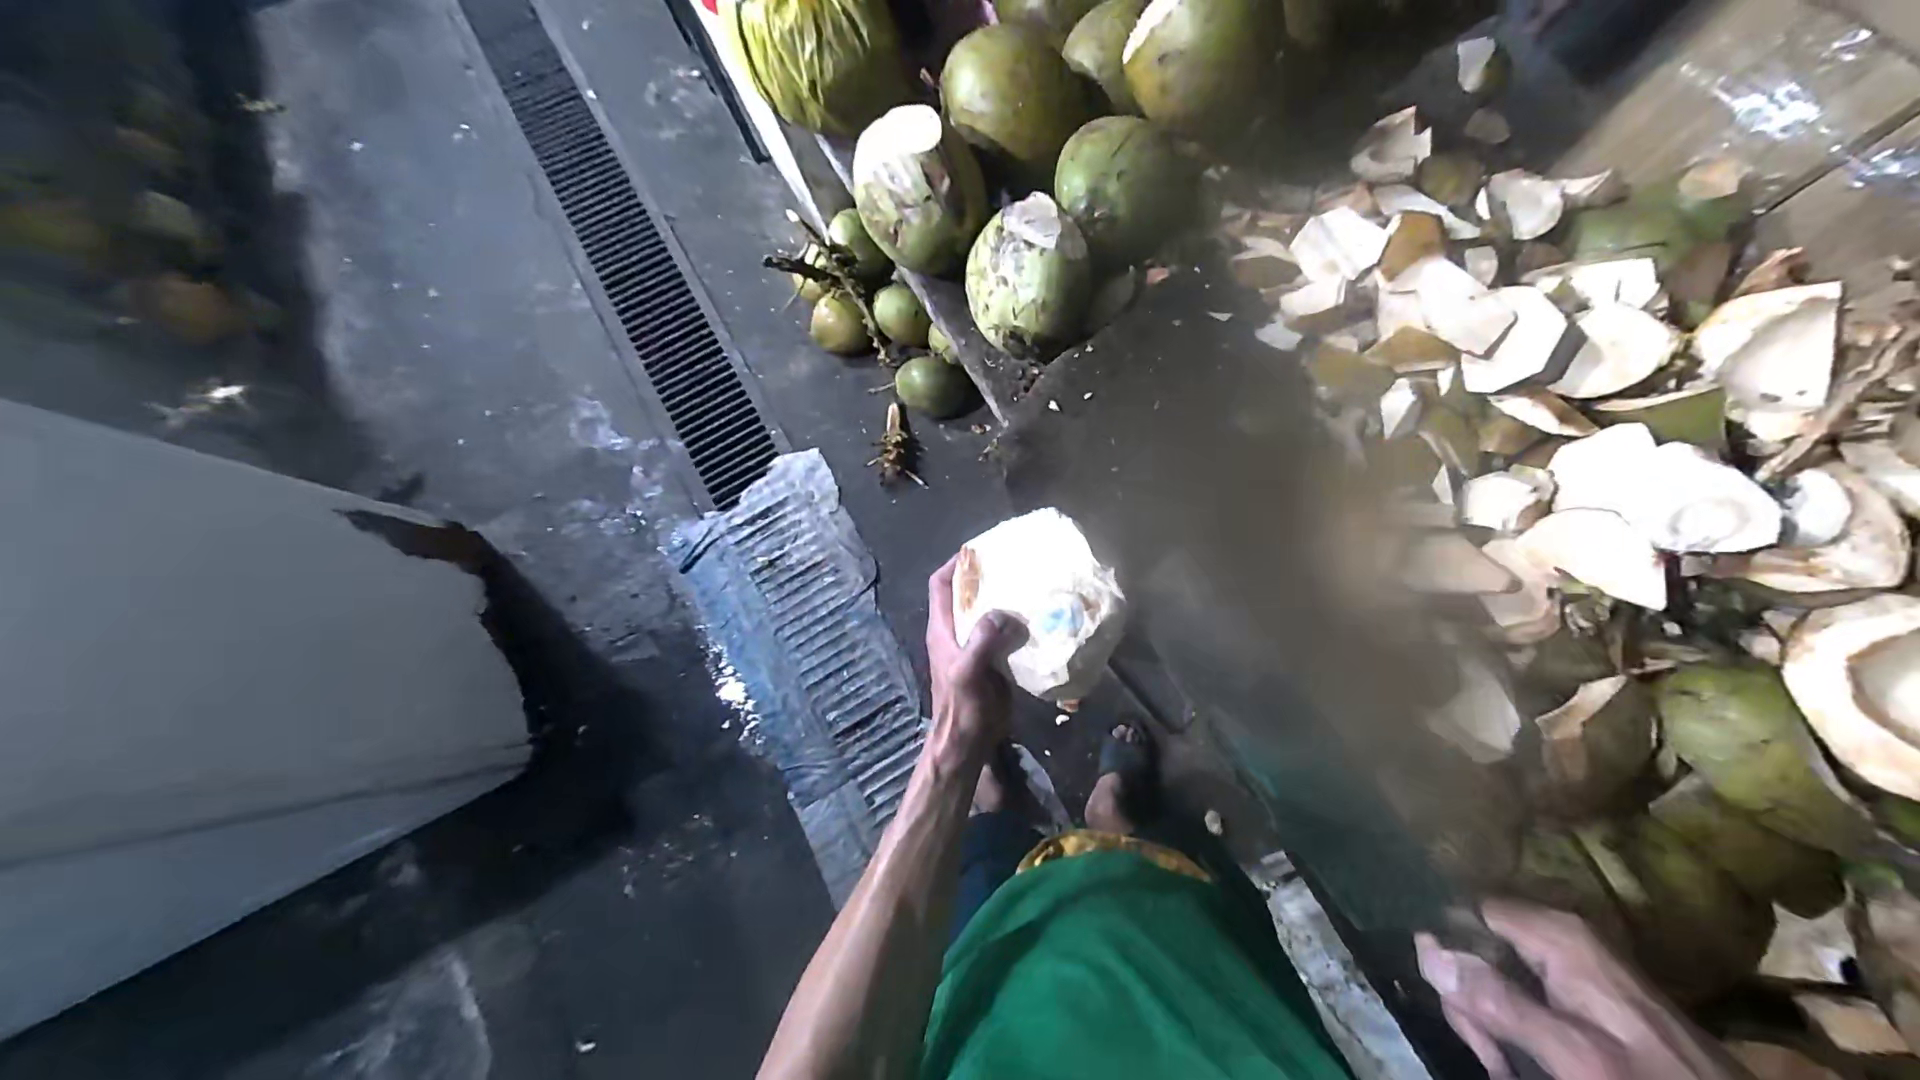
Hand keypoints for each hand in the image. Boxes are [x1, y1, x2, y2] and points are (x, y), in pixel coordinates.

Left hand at [925, 553, 1023, 768]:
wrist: (969, 740)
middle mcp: (957, 632)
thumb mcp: (968, 671)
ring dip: (1005, 599)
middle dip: (986, 578)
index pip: (940, 585)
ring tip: (1030, 584)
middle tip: (1013, 563)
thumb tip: (1002, 613)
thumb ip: (982, 640)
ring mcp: (975, 646)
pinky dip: (1018, 623)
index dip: (954, 564)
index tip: (978, 550)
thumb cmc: (961, 706)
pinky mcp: (993, 660)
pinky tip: (1038, 617)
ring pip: (988, 613)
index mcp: (943, 629)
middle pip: (967, 595)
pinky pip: (1005, 634)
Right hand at [1416, 900, 1743, 1079]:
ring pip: (1495, 970)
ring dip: (1489, 1017)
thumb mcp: (1575, 1056)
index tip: (1451, 1000)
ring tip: (1506, 1065)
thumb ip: (1499, 1001)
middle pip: (1476, 944)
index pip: (1462, 909)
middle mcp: (1559, 934)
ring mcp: (1574, 962)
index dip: (1445, 950)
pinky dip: (1514, 1024)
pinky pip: (1523, 990)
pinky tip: (1524, 1058)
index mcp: (1556, 934)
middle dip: (1470, 996)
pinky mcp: (1585, 990)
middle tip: (1490, 1055)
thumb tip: (1425, 950)